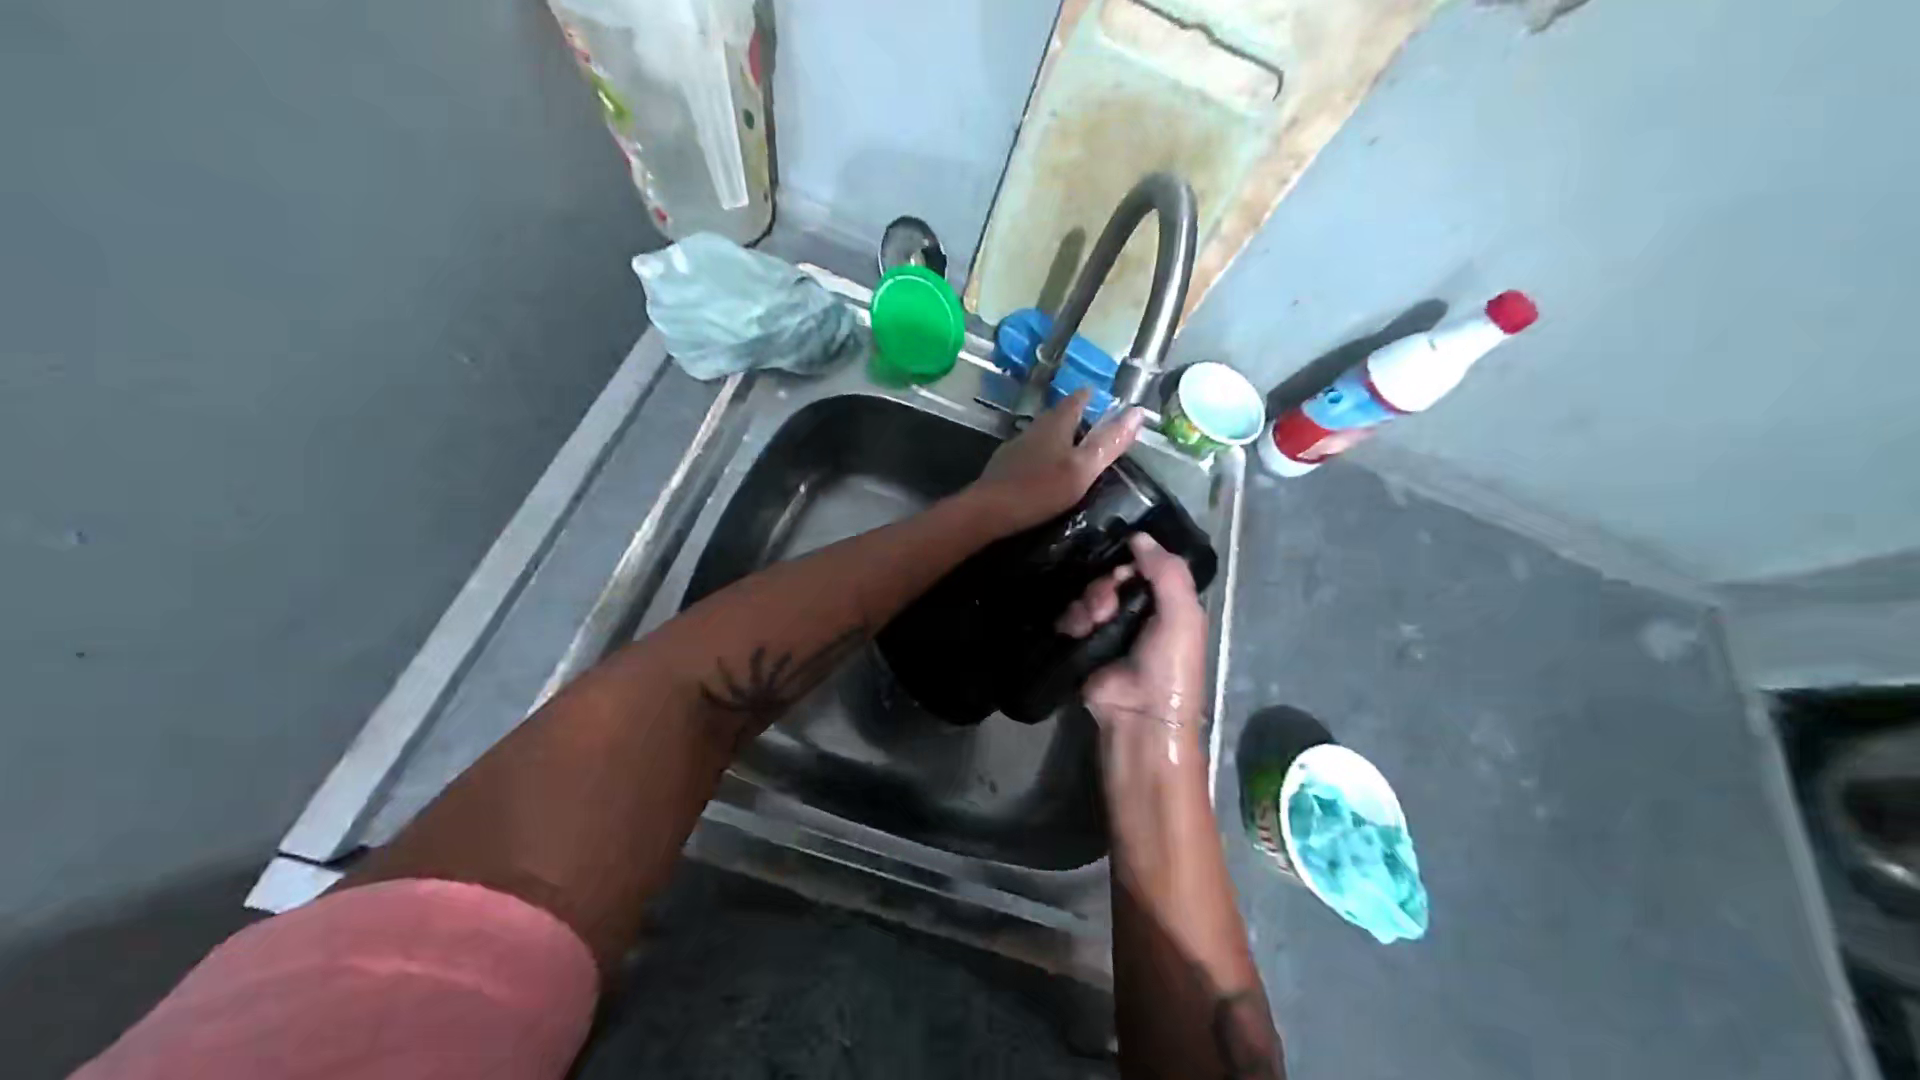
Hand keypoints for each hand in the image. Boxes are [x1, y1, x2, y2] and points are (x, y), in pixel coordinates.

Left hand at [966, 388, 1144, 533]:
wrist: (989, 510)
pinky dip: (1042, 455)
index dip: (1091, 396)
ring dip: (1057, 436)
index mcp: (1056, 424)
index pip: (1077, 400)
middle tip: (1093, 423)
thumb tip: (1137, 412)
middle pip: (1058, 415)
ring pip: (1042, 434)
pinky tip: (1045, 469)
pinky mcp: (1004, 466)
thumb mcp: (1083, 468)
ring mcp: (1016, 446)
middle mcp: (1034, 428)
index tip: (1102, 395)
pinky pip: (1030, 453)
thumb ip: (1109, 442)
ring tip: (1072, 447)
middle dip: (1075, 416)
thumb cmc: (1040, 489)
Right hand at [1059, 532, 1207, 738]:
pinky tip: (1076, 630)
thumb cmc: (1169, 665)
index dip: (1130, 563)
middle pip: (1110, 577)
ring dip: (1087, 603)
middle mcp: (1136, 611)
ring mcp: (1107, 627)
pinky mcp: (1083, 641)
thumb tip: (1139, 536)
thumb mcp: (1183, 615)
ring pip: (1088, 593)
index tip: (1124, 572)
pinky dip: (1071, 618)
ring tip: (1092, 622)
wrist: (1139, 715)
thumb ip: (1167, 571)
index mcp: (1165, 602)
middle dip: (1105, 586)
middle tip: (1106, 608)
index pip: (1141, 565)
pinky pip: (1070, 614)